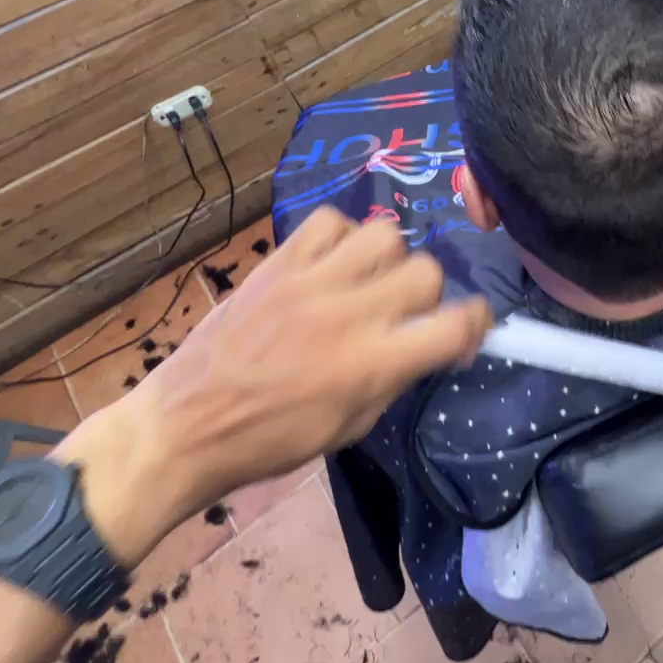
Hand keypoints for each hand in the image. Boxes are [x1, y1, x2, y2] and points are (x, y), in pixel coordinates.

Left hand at [52, 208, 491, 563]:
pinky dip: (341, 237)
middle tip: (407, 311)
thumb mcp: (352, 426)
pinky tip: (332, 263)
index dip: (479, 321)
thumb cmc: (272, 439)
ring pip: (385, 235)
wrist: (183, 426)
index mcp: (371, 365)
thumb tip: (434, 341)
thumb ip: (398, 376)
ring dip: (389, 260)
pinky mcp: (278, 263)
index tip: (472, 324)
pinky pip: (330, 222)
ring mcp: (312, 282)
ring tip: (369, 280)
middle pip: (427, 271)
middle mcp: (350, 315)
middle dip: (430, 294)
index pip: (455, 325)